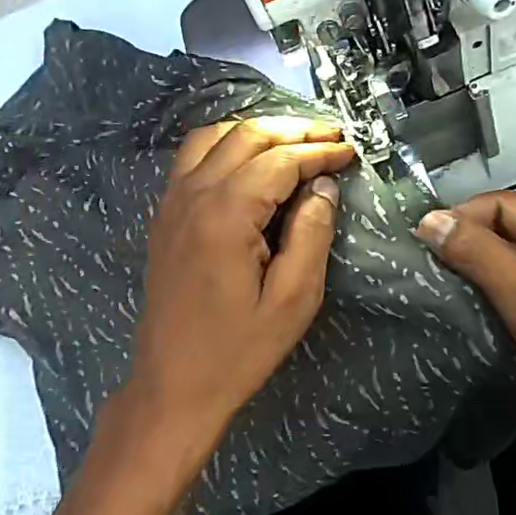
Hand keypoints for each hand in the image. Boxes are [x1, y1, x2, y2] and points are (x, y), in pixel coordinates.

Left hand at [100, 117, 355, 484]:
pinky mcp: (164, 216)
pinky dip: (228, 144)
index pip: (279, 160)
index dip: (320, 152)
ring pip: (214, 137)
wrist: (174, 384)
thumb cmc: (240, 349)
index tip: (351, 152)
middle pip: (246, 136)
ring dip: (258, 131)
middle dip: (294, 130)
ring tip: (297, 141)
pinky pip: (194, 157)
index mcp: (225, 215)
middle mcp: (192, 196)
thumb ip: (312, 233)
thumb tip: (324, 187)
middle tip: (333, 137)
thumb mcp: (294, 298)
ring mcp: (171, 203)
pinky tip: (253, 160)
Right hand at [414, 191, 515, 453]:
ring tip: (427, 287)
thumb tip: (427, 219)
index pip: (501, 204)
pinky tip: (452, 307)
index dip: (460, 219)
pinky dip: (484, 297)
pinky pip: (508, 291)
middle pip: (500, 231)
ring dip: (470, 275)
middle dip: (463, 248)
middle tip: (416, 267)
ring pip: (501, 263)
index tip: (415, 243)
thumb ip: (476, 252)